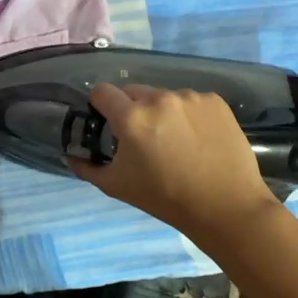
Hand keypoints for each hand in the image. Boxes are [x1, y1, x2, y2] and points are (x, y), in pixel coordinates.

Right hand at [67, 83, 281, 246]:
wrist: (226, 207)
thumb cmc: (164, 197)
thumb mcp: (116, 186)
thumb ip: (86, 167)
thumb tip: (71, 156)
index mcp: (131, 117)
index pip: (101, 91)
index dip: (99, 106)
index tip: (107, 124)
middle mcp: (159, 99)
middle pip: (131, 91)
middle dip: (130, 109)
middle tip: (141, 138)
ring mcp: (191, 98)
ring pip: (162, 96)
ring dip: (160, 112)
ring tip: (174, 140)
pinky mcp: (216, 103)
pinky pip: (190, 101)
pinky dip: (187, 115)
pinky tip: (196, 138)